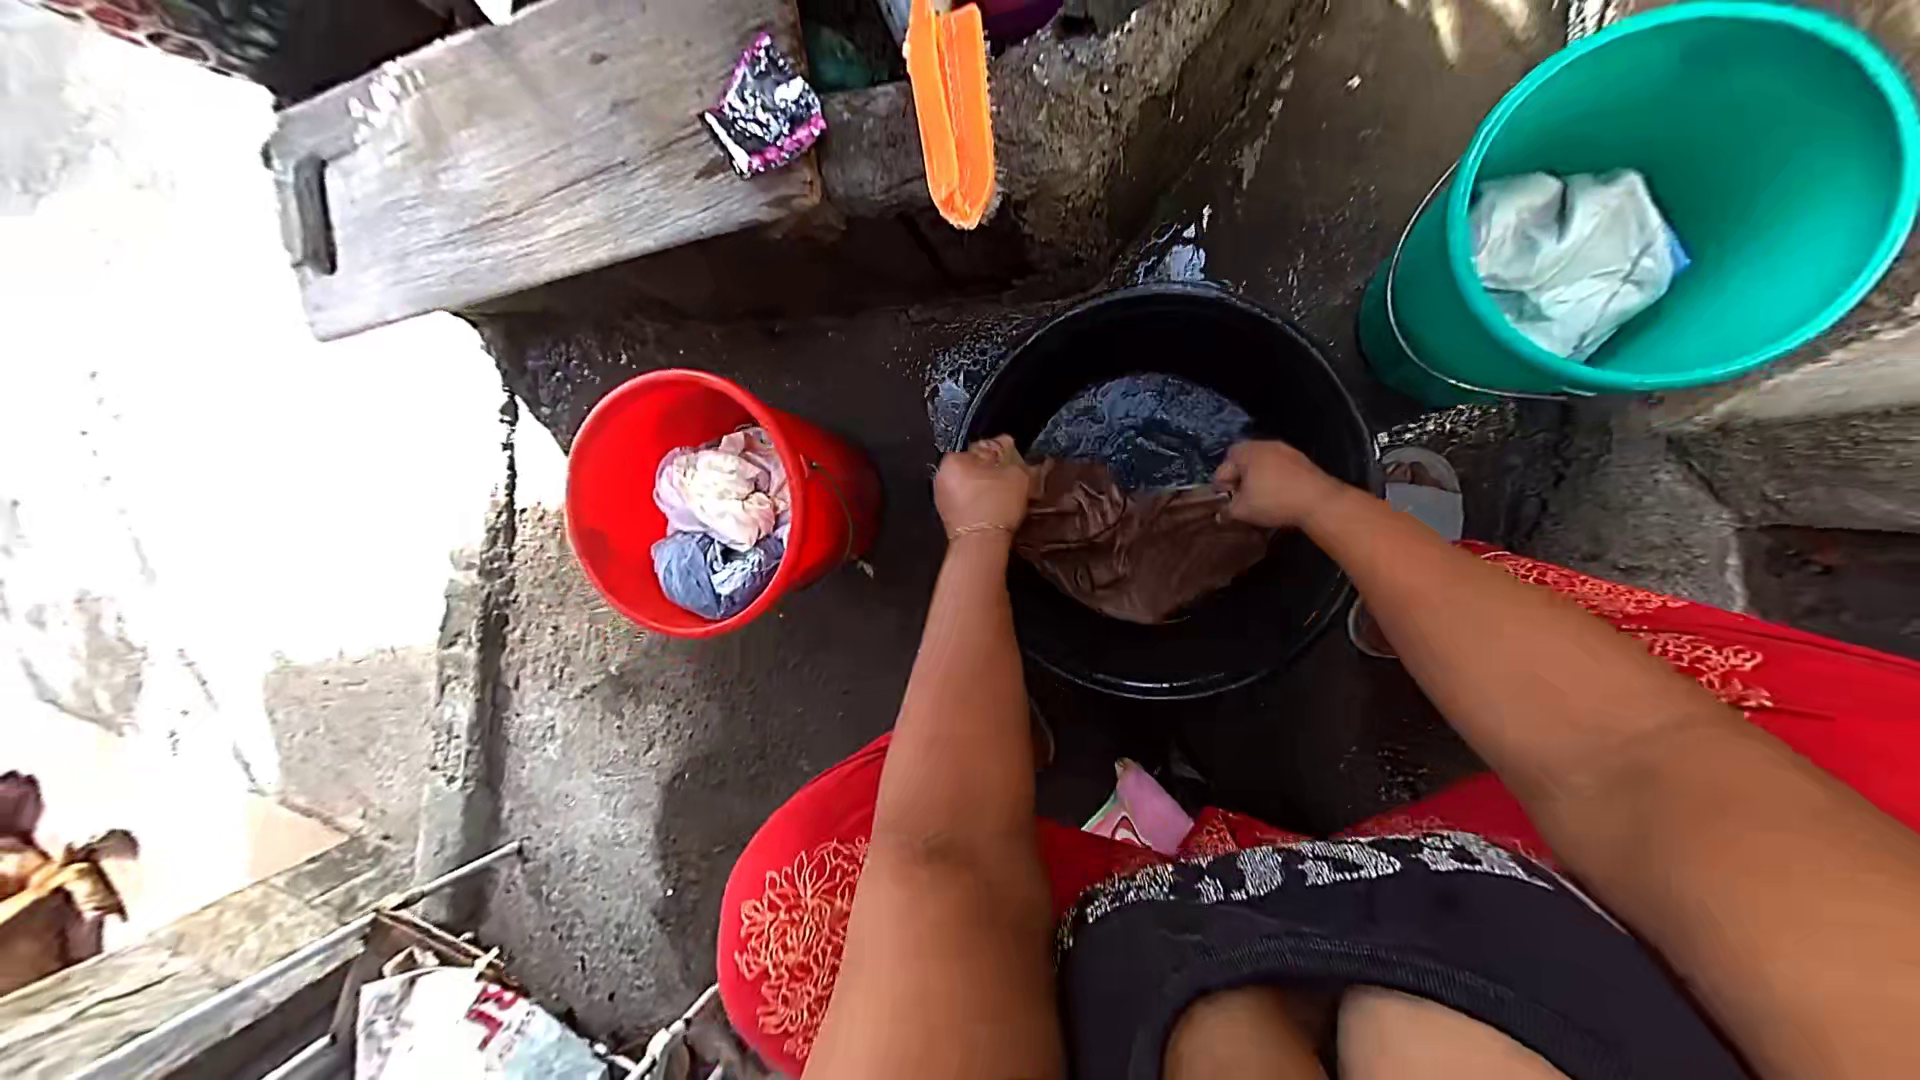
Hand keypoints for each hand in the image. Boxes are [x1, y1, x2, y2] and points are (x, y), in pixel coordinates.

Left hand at [935, 435, 1029, 538]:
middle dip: (993, 472)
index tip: (1014, 459)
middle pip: (974, 469)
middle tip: (1012, 479)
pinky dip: (982, 504)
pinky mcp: (949, 519)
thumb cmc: (995, 505)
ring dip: (987, 489)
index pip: (981, 448)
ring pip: (971, 487)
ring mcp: (943, 500)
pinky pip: (969, 504)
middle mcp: (942, 478)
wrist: (982, 543)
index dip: (1001, 453)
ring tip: (1008, 497)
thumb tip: (1015, 455)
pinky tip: (997, 510)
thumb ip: (1015, 460)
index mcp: (953, 460)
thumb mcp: (1016, 474)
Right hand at [1214, 439, 1346, 528]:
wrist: (1319, 502)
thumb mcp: (1241, 510)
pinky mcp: (1303, 460)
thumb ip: (1226, 509)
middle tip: (1241, 497)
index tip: (1227, 498)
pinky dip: (1275, 478)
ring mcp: (1287, 450)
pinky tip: (1278, 495)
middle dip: (1240, 478)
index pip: (1224, 464)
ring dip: (1258, 478)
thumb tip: (1221, 513)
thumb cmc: (1273, 501)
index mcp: (1248, 452)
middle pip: (1244, 460)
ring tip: (1260, 497)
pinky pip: (1280, 467)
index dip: (1222, 483)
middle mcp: (1266, 445)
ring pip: (1263, 463)